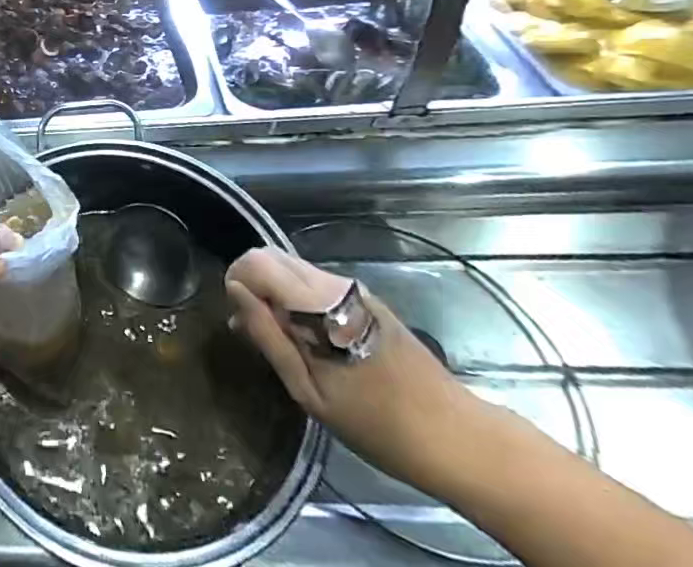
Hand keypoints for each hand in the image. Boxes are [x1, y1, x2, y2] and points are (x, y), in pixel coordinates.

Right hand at [226, 250, 483, 491]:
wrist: (456, 436)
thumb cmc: (376, 424)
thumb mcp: (309, 391)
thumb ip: (269, 336)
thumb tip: (236, 293)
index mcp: (319, 304)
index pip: (257, 261)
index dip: (237, 281)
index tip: (238, 318)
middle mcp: (335, 284)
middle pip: (272, 256)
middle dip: (252, 283)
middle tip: (253, 328)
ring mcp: (354, 289)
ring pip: (294, 267)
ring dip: (274, 290)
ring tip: (279, 338)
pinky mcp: (367, 299)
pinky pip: (316, 282)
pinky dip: (297, 298)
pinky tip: (307, 339)